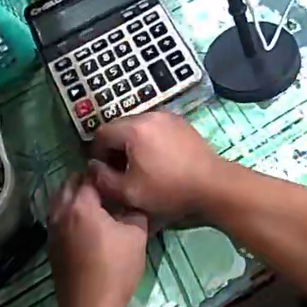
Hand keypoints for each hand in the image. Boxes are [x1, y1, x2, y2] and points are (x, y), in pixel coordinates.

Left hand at [47, 176, 148, 306]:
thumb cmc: (116, 269)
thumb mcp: (137, 234)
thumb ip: (134, 210)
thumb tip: (132, 200)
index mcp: (81, 205)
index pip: (90, 176)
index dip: (105, 171)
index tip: (120, 172)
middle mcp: (61, 213)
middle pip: (69, 185)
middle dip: (87, 180)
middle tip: (110, 184)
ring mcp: (53, 231)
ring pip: (60, 201)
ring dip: (76, 196)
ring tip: (100, 201)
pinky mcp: (52, 247)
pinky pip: (59, 217)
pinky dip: (70, 212)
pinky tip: (89, 222)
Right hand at [88, 112, 236, 222]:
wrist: (213, 185)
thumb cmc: (169, 189)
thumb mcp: (129, 192)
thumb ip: (103, 178)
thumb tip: (94, 166)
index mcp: (134, 128)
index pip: (102, 133)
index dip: (97, 153)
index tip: (103, 171)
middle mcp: (150, 115)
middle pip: (120, 126)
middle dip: (115, 147)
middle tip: (119, 170)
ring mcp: (169, 117)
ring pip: (139, 126)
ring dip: (132, 143)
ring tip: (139, 166)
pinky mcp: (182, 123)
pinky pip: (156, 127)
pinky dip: (150, 140)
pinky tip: (158, 160)